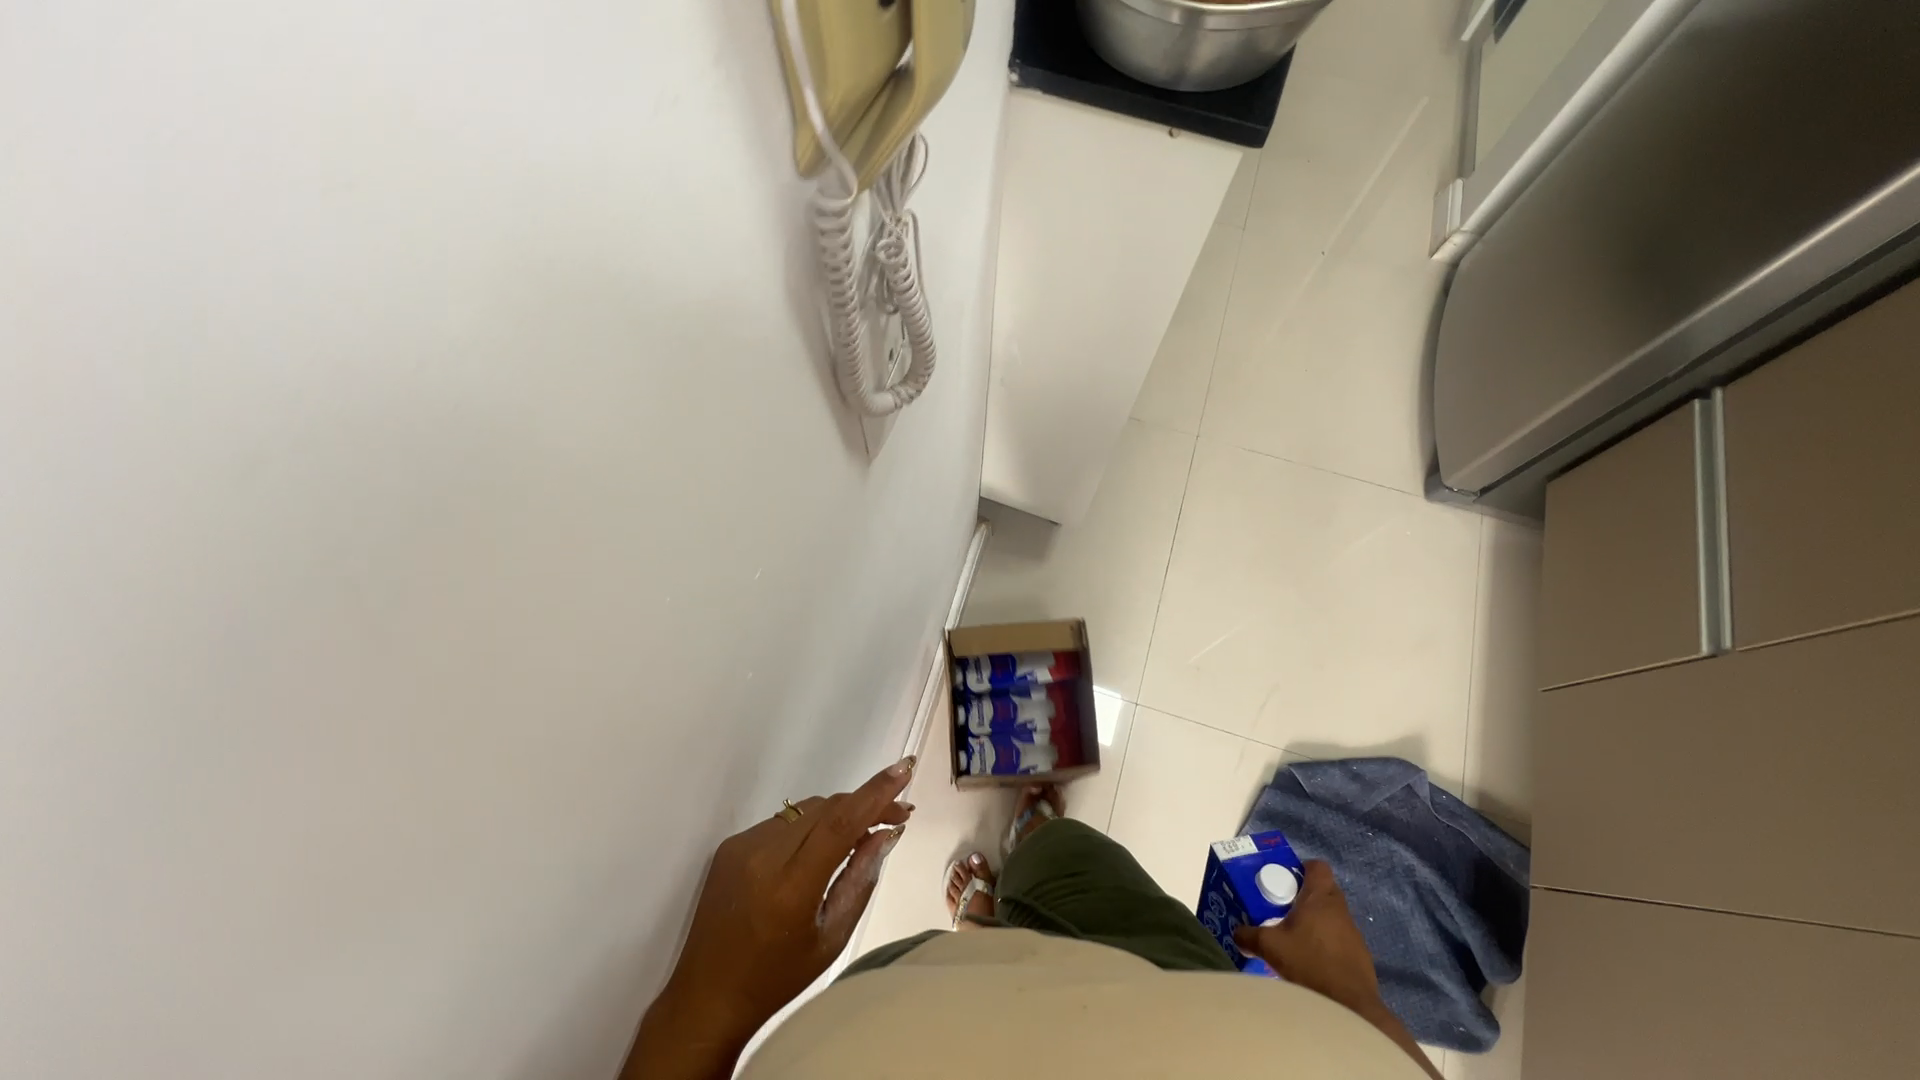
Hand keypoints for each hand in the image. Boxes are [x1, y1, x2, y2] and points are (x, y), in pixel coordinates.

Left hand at [623, 756, 916, 1079]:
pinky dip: (809, 827)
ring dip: (838, 814)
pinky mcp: (730, 846)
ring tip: (863, 834)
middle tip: (898, 816)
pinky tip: (820, 850)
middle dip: (865, 803)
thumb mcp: (832, 938)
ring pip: (805, 810)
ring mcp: (742, 846)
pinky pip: (783, 823)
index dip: (875, 792)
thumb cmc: (778, 978)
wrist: (707, 995)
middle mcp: (763, 856)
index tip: (904, 769)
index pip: (840, 822)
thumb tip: (886, 833)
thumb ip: (860, 879)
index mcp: (791, 886)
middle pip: (826, 807)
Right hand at [1233, 859, 1379, 1010]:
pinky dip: (1325, 944)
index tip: (1285, 880)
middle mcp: (1340, 910)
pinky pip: (1339, 940)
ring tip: (1293, 939)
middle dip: (1303, 897)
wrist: (1348, 1006)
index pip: (1317, 867)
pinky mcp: (1360, 956)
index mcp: (1320, 898)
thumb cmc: (1308, 963)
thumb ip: (1249, 936)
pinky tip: (1310, 962)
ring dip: (1314, 922)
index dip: (1302, 868)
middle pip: (1323, 891)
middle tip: (1281, 909)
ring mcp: (1353, 934)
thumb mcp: (1269, 946)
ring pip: (1331, 917)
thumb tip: (1236, 933)